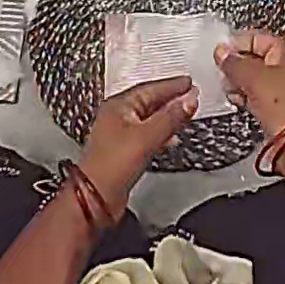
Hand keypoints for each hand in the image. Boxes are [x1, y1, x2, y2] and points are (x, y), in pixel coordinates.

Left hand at [80, 77, 198, 209]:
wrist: (95, 200)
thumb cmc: (112, 166)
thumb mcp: (147, 136)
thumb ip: (171, 117)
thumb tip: (190, 99)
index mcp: (119, 105)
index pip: (151, 88)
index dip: (172, 85)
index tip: (188, 83)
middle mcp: (118, 116)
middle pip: (150, 101)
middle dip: (171, 99)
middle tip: (190, 95)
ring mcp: (120, 134)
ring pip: (150, 118)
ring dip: (169, 116)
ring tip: (185, 113)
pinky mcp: (124, 151)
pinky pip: (148, 134)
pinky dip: (162, 132)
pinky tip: (172, 138)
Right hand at [215, 29, 284, 136]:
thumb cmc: (282, 104)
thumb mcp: (253, 77)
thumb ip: (234, 63)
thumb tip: (220, 51)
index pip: (257, 37)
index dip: (237, 43)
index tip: (219, 53)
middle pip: (254, 57)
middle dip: (236, 64)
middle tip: (222, 73)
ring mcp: (282, 86)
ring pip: (254, 76)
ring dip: (239, 81)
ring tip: (229, 89)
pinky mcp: (277, 105)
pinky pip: (257, 93)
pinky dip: (245, 94)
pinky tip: (237, 100)